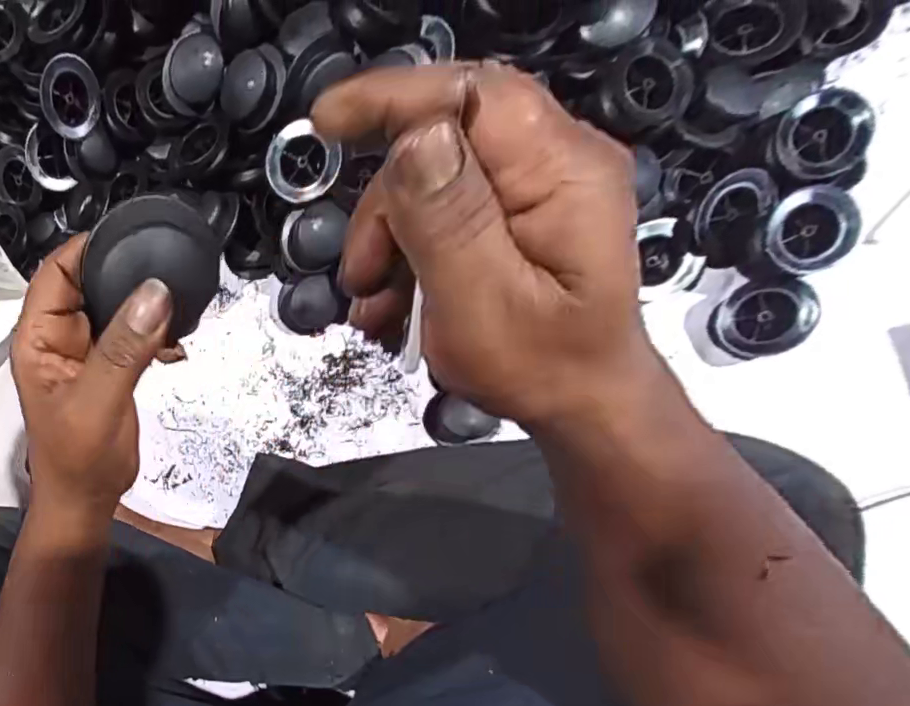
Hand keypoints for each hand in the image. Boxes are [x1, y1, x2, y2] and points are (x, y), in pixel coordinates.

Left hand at [11, 235, 175, 527]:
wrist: (87, 501)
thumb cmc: (78, 462)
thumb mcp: (97, 402)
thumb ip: (123, 349)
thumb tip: (153, 294)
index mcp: (38, 340)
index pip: (56, 273)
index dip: (87, 249)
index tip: (129, 238)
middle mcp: (59, 340)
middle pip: (87, 284)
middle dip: (124, 275)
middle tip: (164, 271)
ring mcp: (85, 355)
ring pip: (113, 308)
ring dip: (143, 306)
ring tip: (176, 308)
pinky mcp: (108, 370)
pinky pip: (130, 335)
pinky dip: (153, 334)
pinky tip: (174, 343)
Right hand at [313, 63, 667, 428]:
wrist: (581, 405)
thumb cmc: (544, 366)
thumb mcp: (483, 304)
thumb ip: (449, 222)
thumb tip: (414, 142)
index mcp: (557, 174)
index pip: (468, 96)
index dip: (392, 99)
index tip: (328, 120)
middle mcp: (550, 168)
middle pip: (437, 149)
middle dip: (384, 213)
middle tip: (363, 279)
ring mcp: (532, 195)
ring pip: (429, 190)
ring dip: (388, 246)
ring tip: (377, 307)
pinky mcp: (513, 223)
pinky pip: (442, 220)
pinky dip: (406, 260)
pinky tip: (395, 303)